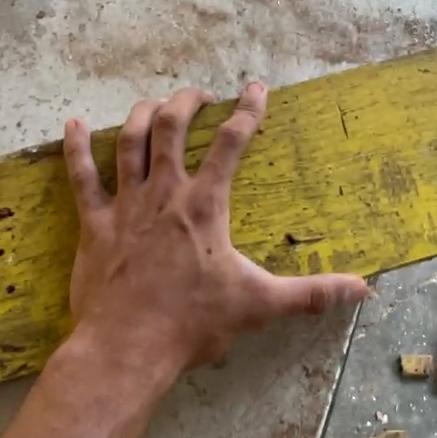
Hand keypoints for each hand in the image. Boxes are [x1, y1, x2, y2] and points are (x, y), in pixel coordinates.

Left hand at [60, 83, 371, 376]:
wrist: (127, 348)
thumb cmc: (193, 324)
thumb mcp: (260, 305)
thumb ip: (312, 294)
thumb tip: (362, 291)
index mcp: (204, 205)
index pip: (231, 143)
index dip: (247, 111)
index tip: (256, 88)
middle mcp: (165, 193)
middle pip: (173, 127)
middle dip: (187, 102)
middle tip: (200, 96)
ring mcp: (125, 205)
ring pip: (130, 141)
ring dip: (143, 114)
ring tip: (156, 102)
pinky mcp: (93, 224)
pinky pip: (81, 177)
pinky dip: (76, 149)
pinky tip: (74, 125)